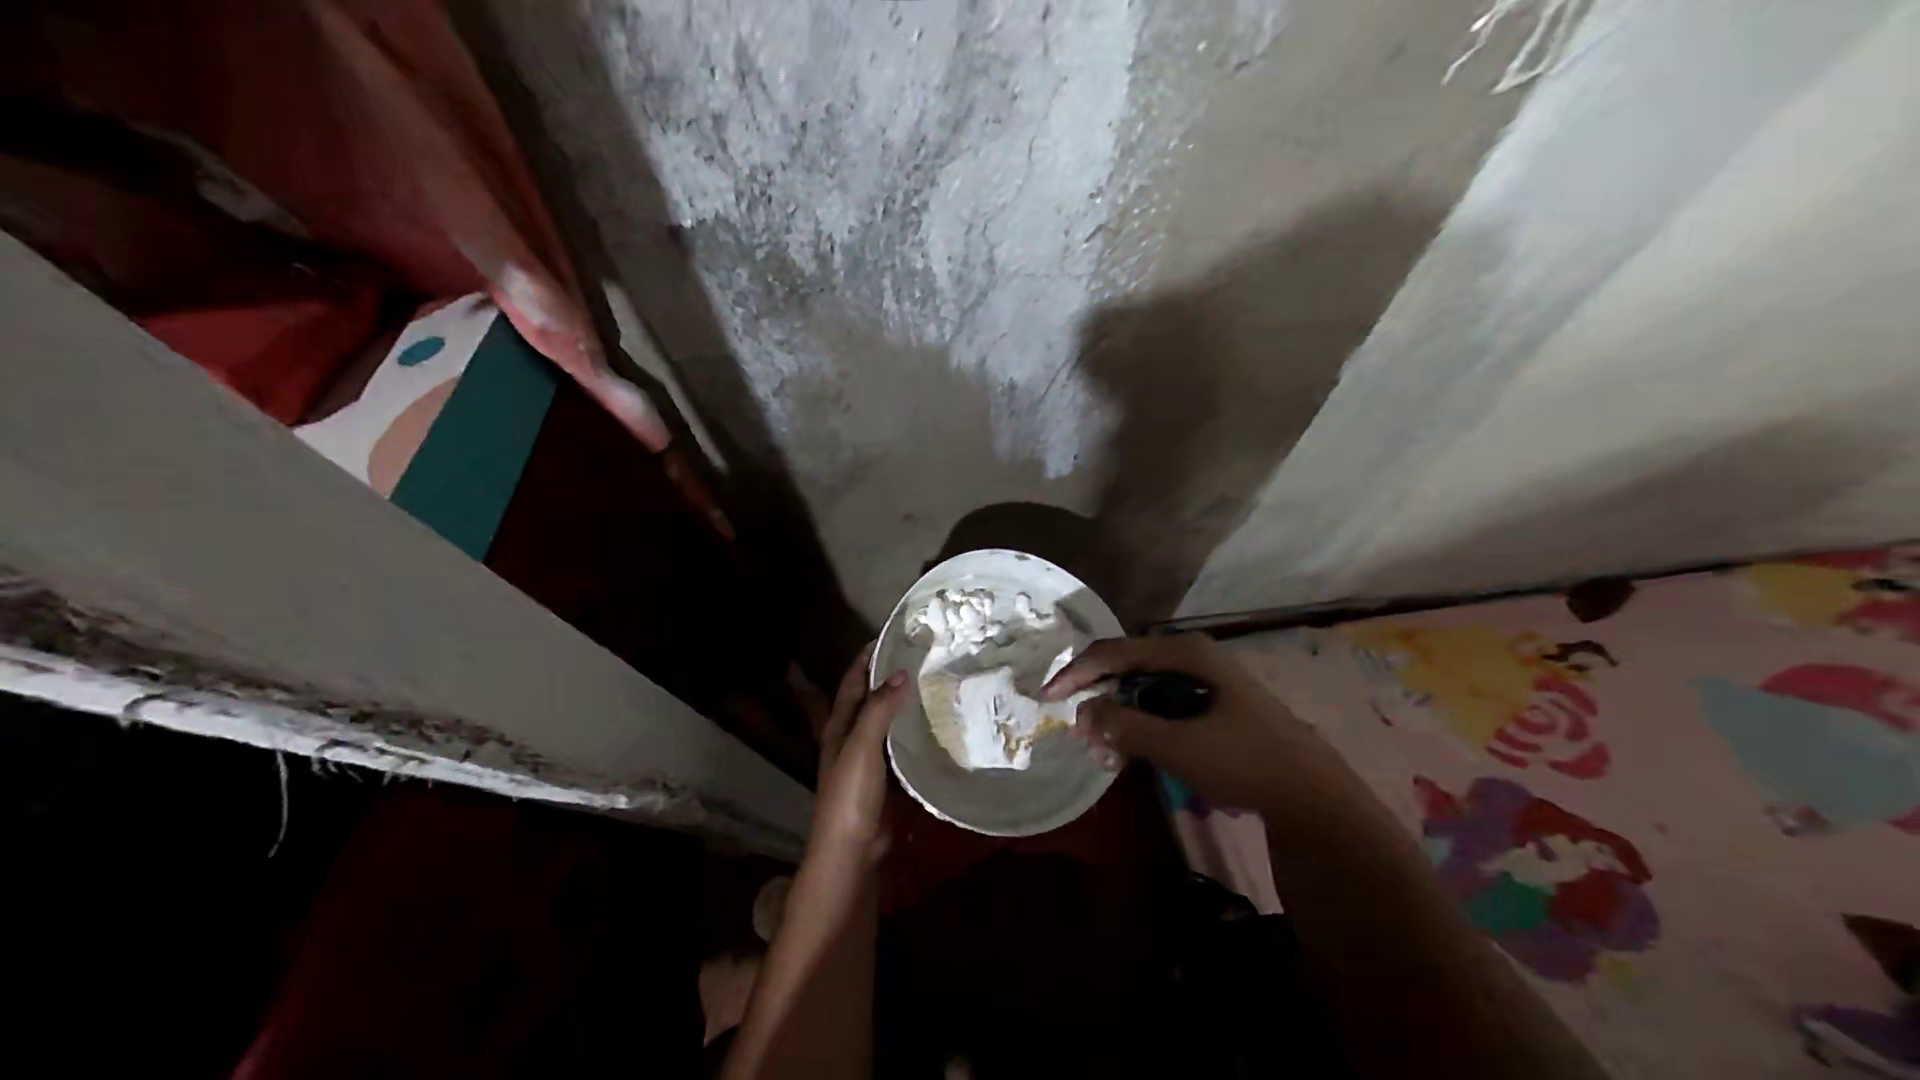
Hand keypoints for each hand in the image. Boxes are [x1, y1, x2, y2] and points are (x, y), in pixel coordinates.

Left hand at [811, 645, 911, 863]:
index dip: (867, 656)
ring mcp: (868, 758)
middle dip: (887, 675)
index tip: (892, 635)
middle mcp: (850, 737)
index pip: (853, 680)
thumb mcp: (861, 746)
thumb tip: (901, 673)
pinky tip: (934, 724)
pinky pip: (899, 744)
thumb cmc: (850, 794)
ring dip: (901, 701)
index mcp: (838, 725)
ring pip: (885, 720)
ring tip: (931, 682)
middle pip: (868, 697)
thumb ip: (878, 709)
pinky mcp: (886, 777)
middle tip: (919, 655)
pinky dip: (912, 729)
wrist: (852, 850)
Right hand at [1041, 632, 1329, 811]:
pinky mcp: (1210, 707)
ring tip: (1103, 754)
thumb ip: (1125, 725)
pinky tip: (1129, 754)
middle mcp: (1192, 657)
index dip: (1077, 673)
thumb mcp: (1179, 746)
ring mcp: (1202, 681)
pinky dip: (1138, 727)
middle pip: (1126, 667)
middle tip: (1079, 733)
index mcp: (1186, 653)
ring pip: (1141, 690)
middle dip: (1098, 699)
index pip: (1115, 652)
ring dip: (1116, 718)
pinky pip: (1159, 708)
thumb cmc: (1245, 762)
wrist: (1312, 798)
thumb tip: (1083, 713)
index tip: (1049, 699)